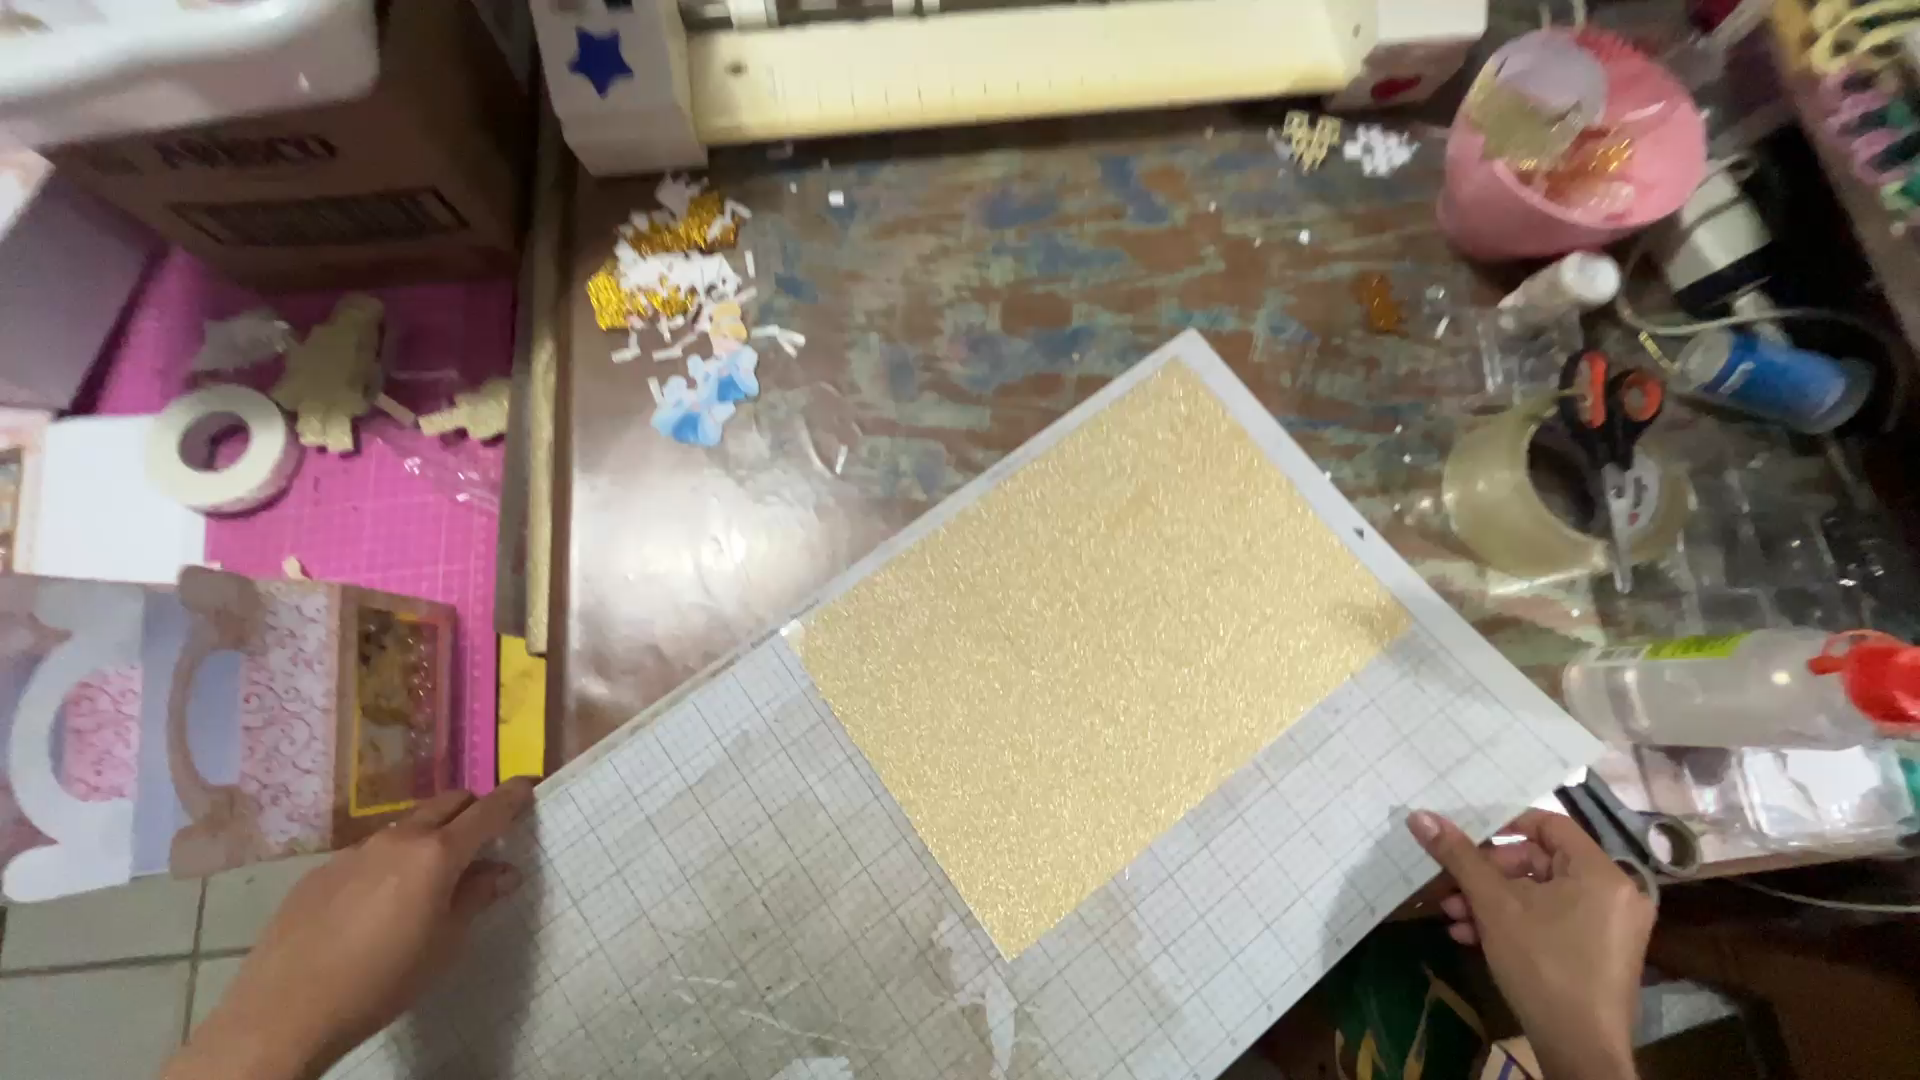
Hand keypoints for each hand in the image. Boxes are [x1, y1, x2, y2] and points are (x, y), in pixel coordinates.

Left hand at [164, 779, 535, 1079]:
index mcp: (437, 853)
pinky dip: (389, 861)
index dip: (513, 796)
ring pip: (407, 826)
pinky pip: (369, 852)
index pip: (488, 810)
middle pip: (448, 802)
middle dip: (472, 809)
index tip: (529, 787)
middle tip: (483, 836)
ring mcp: (353, 852)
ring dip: (429, 835)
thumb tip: (502, 871)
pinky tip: (375, 904)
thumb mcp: (446, 943)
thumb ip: (477, 897)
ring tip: (427, 876)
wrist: (280, 1017)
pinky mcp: (319, 873)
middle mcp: (398, 839)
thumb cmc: (382, 981)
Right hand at [1407, 808, 1653, 1079]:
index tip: (1466, 838)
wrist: (1580, 1048)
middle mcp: (1613, 893)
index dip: (1503, 824)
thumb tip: (1420, 815)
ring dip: (1488, 899)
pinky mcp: (1597, 950)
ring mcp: (1608, 925)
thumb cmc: (1542, 962)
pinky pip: (1548, 917)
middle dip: (1485, 872)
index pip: (1549, 823)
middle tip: (1451, 885)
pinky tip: (1472, 935)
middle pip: (1537, 860)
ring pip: (1536, 892)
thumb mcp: (1492, 903)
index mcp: (1600, 873)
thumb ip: (1458, 855)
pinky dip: (1510, 920)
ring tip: (1453, 914)